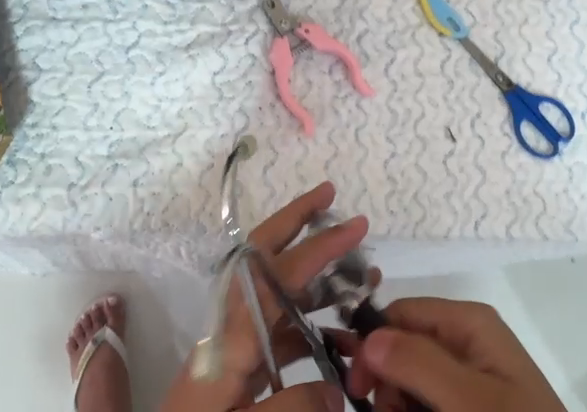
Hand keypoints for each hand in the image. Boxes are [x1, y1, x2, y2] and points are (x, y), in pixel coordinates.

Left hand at [159, 182, 367, 411]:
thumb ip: (292, 407)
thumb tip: (338, 388)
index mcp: (228, 338)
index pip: (276, 276)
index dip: (316, 247)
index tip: (352, 224)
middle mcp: (229, 330)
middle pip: (262, 260)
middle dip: (296, 222)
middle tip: (333, 196)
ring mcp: (234, 350)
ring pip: (276, 294)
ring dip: (314, 273)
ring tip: (358, 269)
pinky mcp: (240, 372)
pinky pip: (279, 332)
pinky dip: (311, 322)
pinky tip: (341, 334)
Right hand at [341, 297, 565, 411]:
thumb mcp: (469, 403)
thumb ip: (419, 365)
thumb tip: (367, 337)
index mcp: (468, 323)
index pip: (399, 314)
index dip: (373, 347)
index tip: (357, 391)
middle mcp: (466, 340)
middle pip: (401, 348)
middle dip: (387, 387)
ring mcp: (469, 374)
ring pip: (409, 381)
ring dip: (398, 407)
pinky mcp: (468, 403)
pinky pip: (427, 401)